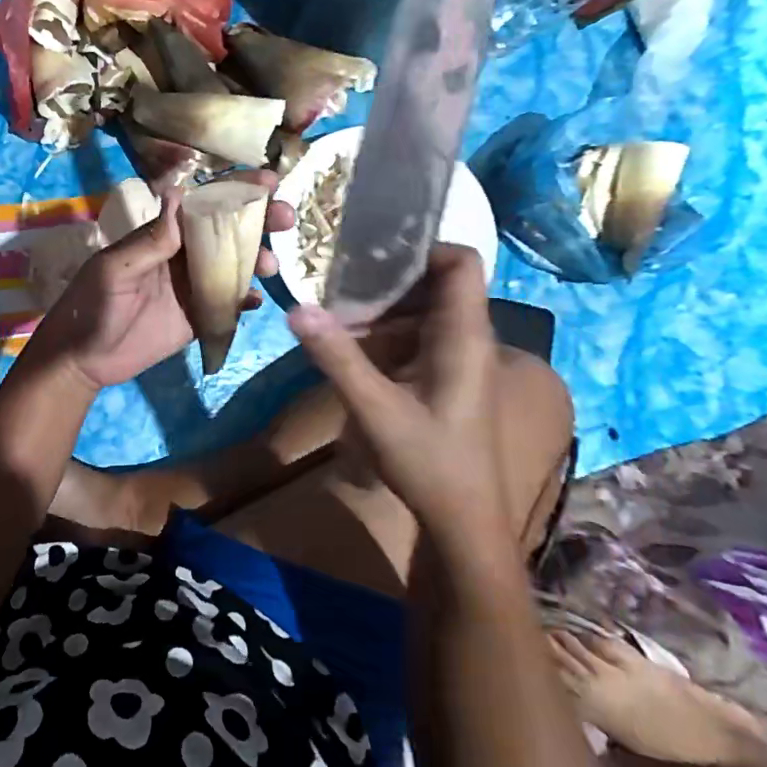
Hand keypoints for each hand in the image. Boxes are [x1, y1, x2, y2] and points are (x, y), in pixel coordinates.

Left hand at [25, 171, 294, 390]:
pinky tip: (254, 302)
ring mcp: (192, 287)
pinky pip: (227, 304)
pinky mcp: (198, 317)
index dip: (234, 190)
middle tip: (286, 218)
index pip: (203, 205)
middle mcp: (183, 256)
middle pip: (227, 232)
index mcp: (163, 236)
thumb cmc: (91, 306)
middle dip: (259, 221)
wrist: (82, 360)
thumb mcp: (116, 270)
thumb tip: (178, 193)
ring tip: (269, 266)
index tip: (267, 180)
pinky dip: (244, 300)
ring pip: (233, 266)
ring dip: (256, 260)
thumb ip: (151, 240)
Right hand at [285, 245, 508, 534]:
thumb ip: (338, 358)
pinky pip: (419, 337)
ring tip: (337, 311)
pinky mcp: (448, 377)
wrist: (464, 519)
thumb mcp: (375, 410)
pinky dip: (388, 333)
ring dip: (384, 308)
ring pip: (425, 311)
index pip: (462, 263)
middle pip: (438, 283)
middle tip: (341, 277)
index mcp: (464, 337)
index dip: (424, 247)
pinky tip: (352, 346)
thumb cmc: (430, 463)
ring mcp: (460, 359)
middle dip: (390, 278)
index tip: (374, 250)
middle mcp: (468, 339)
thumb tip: (297, 311)